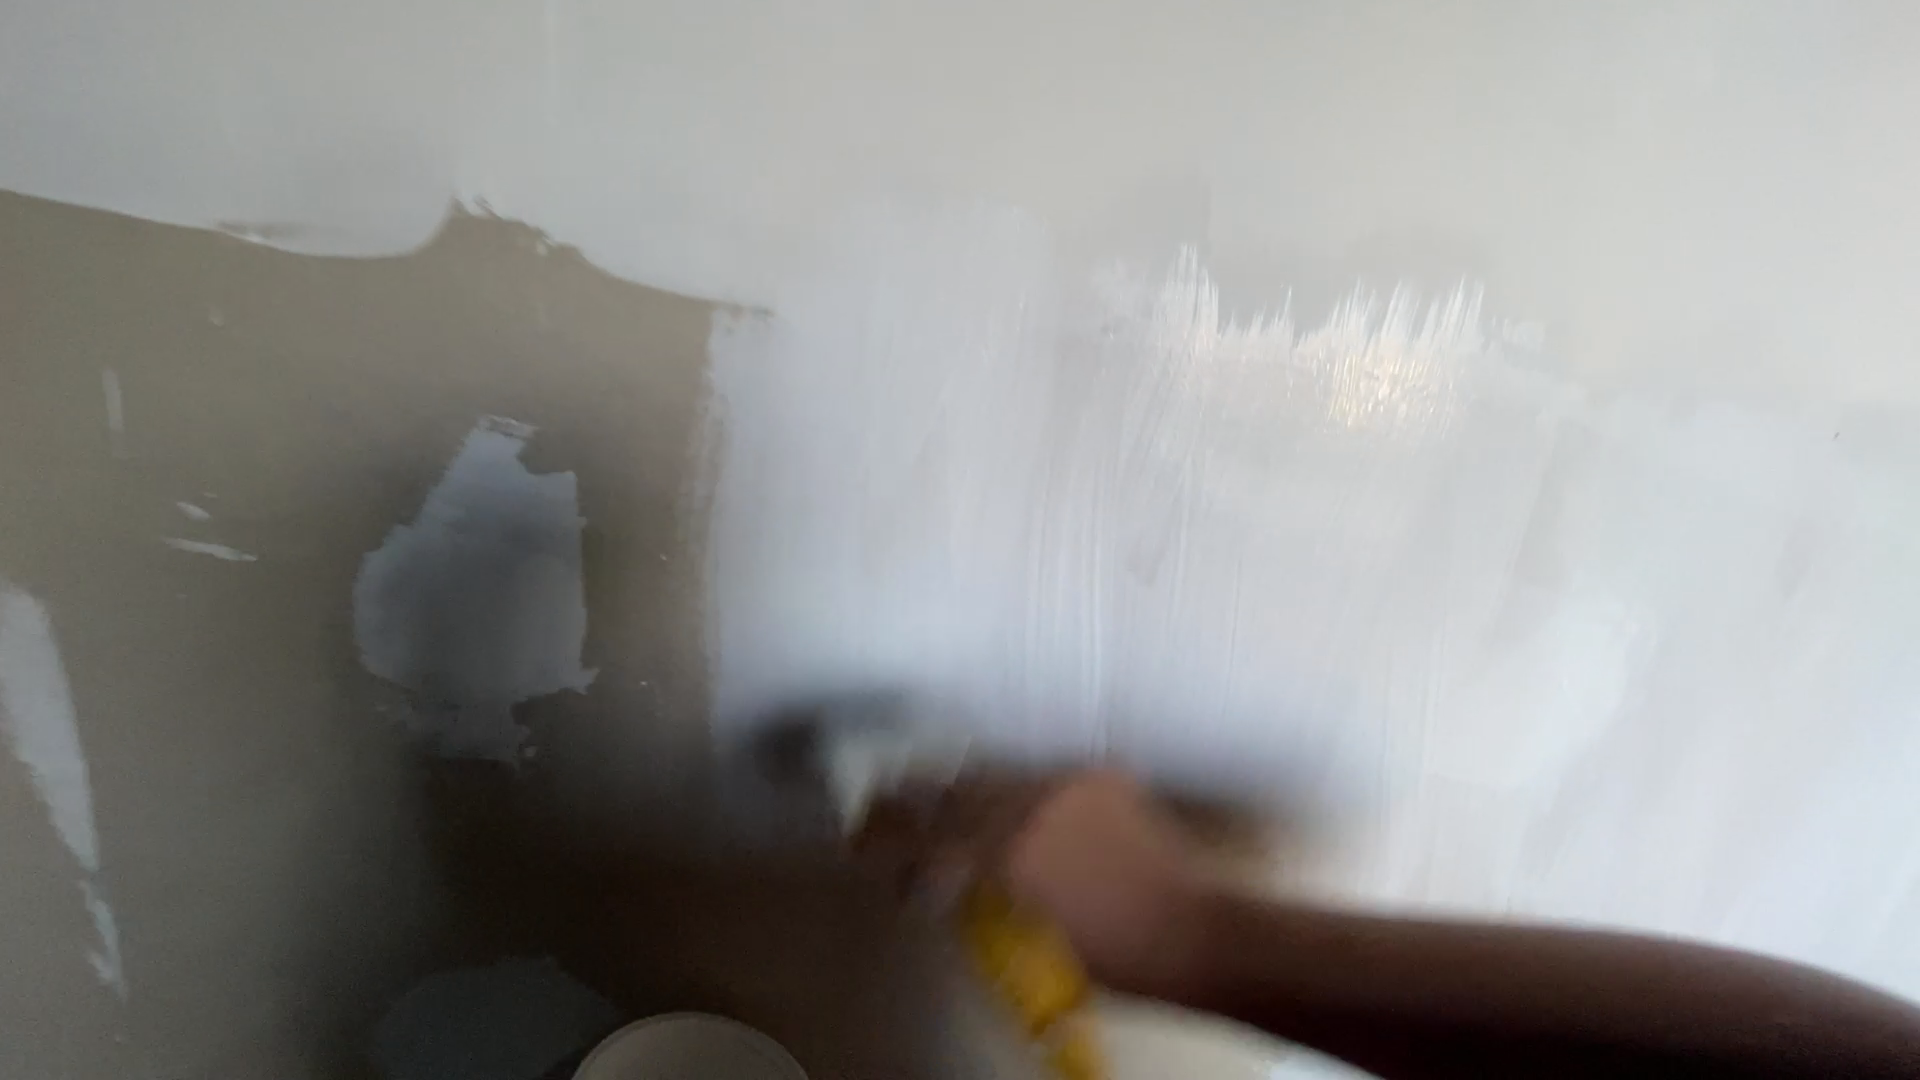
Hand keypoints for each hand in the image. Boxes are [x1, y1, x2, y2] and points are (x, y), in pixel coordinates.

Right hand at [858, 768, 1212, 997]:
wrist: (1195, 929)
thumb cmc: (1114, 955)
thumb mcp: (1033, 935)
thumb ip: (989, 893)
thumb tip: (956, 878)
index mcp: (1006, 855)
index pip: (929, 841)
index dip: (890, 844)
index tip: (863, 844)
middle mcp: (1027, 806)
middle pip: (952, 793)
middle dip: (913, 801)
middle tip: (887, 802)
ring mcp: (1064, 783)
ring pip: (996, 775)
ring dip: (967, 791)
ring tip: (948, 794)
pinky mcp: (1096, 773)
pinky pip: (1043, 776)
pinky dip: (1024, 792)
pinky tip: (1024, 805)